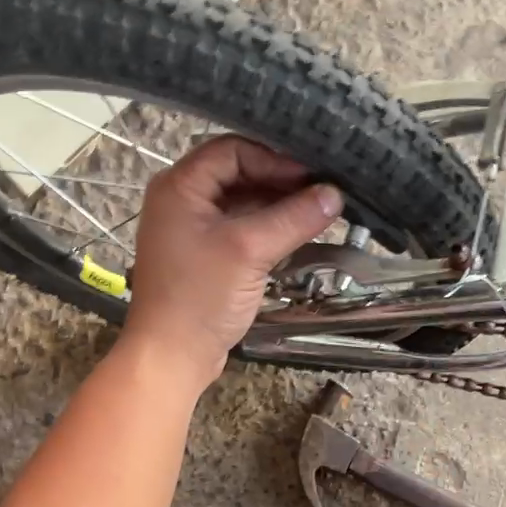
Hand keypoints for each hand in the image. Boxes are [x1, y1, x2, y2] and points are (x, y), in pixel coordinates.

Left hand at [120, 136, 342, 385]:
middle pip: (239, 175)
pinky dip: (269, 231)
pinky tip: (297, 237)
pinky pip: (241, 232)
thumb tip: (333, 196)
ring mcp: (193, 232)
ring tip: (317, 214)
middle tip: (321, 193)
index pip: (233, 150)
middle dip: (281, 183)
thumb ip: (293, 219)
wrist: (172, 355)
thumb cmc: (199, 298)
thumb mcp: (249, 251)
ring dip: (278, 208)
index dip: (275, 159)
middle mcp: (183, 202)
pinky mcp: (206, 259)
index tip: (312, 175)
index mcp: (180, 186)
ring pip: (243, 205)